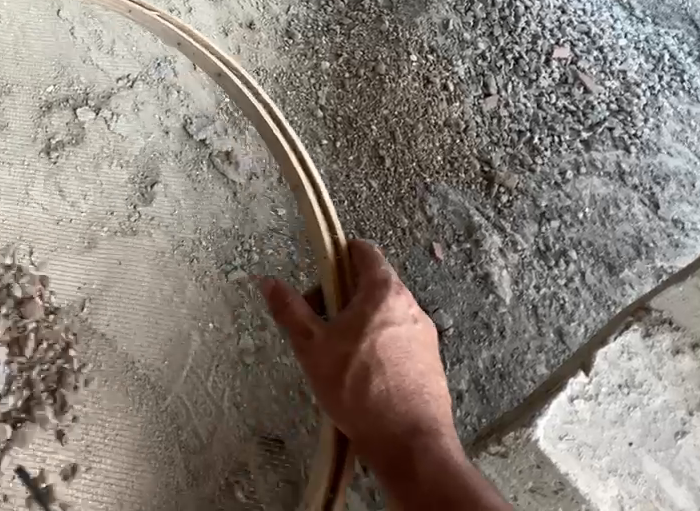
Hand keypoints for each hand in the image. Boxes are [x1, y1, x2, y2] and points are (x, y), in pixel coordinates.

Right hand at [263, 240, 507, 507]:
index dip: (337, 254)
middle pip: (371, 282)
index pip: (363, 251)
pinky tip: (360, 373)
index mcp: (384, 293)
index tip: (318, 273)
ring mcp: (425, 336)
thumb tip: (268, 282)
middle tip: (318, 321)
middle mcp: (410, 307)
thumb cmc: (359, 390)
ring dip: (358, 320)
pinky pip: (398, 337)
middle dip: (340, 295)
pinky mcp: (431, 363)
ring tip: (336, 352)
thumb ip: (289, 309)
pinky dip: (377, 342)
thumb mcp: (311, 347)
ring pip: (383, 312)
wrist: (412, 448)